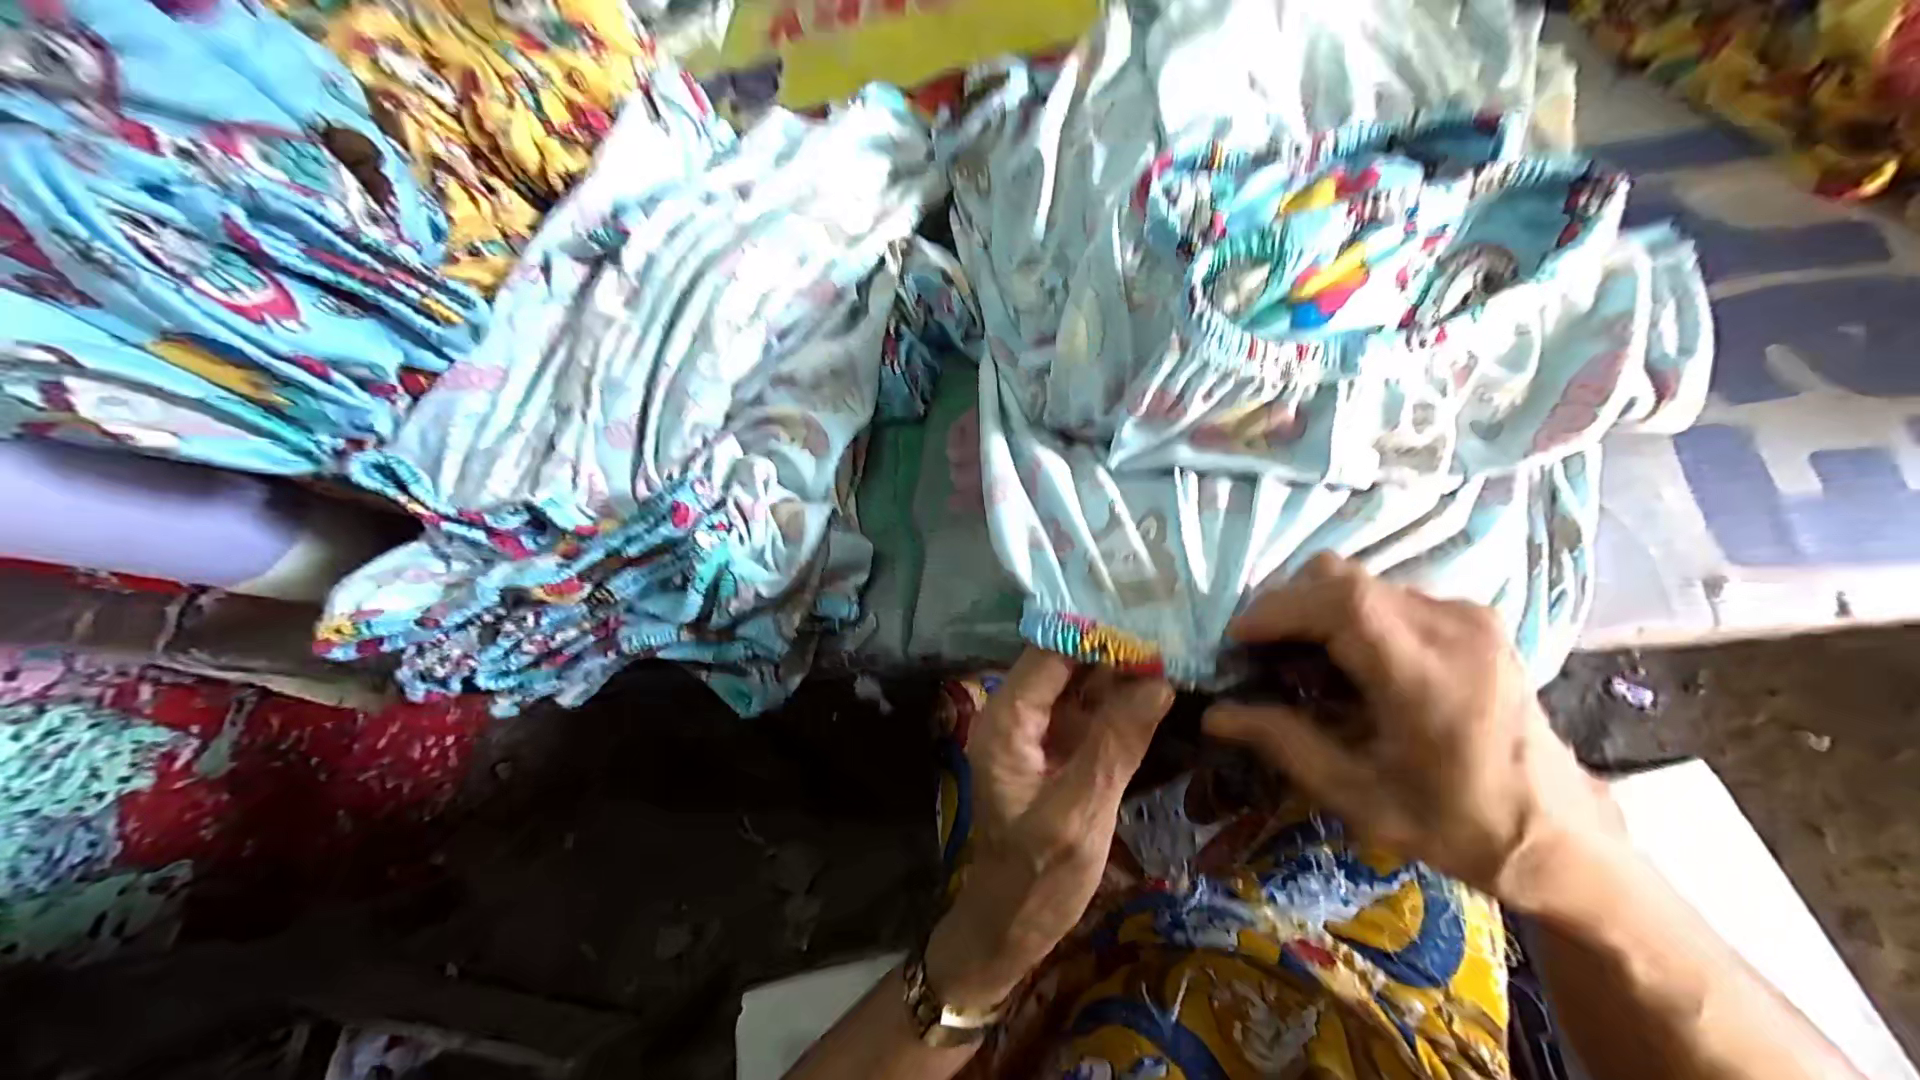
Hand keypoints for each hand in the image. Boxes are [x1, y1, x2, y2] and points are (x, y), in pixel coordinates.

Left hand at [926, 649, 1172, 1007]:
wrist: (1013, 925)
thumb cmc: (1037, 878)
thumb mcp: (1080, 815)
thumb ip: (1115, 745)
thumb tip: (1160, 681)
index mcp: (1006, 722)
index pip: (1049, 655)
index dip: (1096, 634)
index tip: (1148, 618)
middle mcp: (1017, 715)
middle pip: (1064, 662)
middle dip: (1112, 644)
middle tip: (1169, 625)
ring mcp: (1038, 730)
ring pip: (1079, 682)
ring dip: (1121, 667)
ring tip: (1172, 644)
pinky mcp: (1058, 747)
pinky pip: (1089, 709)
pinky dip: (1120, 698)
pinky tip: (1157, 685)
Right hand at [1203, 553, 1619, 908]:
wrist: (1559, 836)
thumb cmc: (1455, 823)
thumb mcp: (1357, 795)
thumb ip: (1282, 742)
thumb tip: (1212, 714)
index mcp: (1427, 674)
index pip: (1338, 602)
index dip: (1275, 609)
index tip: (1236, 641)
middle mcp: (1452, 627)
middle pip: (1340, 577)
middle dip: (1285, 607)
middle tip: (1261, 655)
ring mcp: (1466, 616)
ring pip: (1358, 580)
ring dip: (1313, 610)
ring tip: (1299, 662)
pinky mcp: (1471, 618)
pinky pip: (1384, 594)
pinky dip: (1345, 614)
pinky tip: (1343, 661)